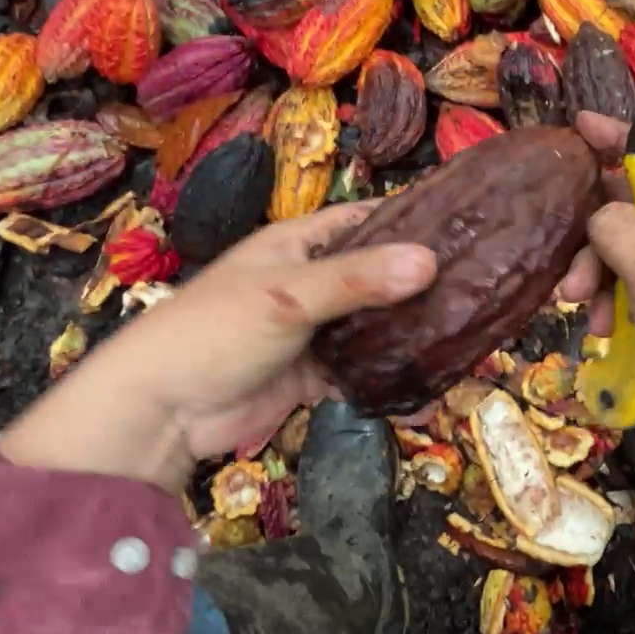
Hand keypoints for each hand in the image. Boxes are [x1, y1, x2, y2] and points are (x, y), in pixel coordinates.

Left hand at [0, 202, 437, 491]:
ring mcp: (312, 329)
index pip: (365, 220)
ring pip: (373, 327)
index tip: (462, 226)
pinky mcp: (311, 373)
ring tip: (463, 340)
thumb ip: (358, 279)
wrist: (158, 413)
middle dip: (419, 285)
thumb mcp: (288, 295)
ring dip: (407, 336)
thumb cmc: (214, 331)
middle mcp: (311, 281)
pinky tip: (424, 395)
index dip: (410, 219)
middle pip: (377, 276)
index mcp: (299, 245)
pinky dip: (387, 383)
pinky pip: (360, 373)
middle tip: (476, 289)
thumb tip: (430, 262)